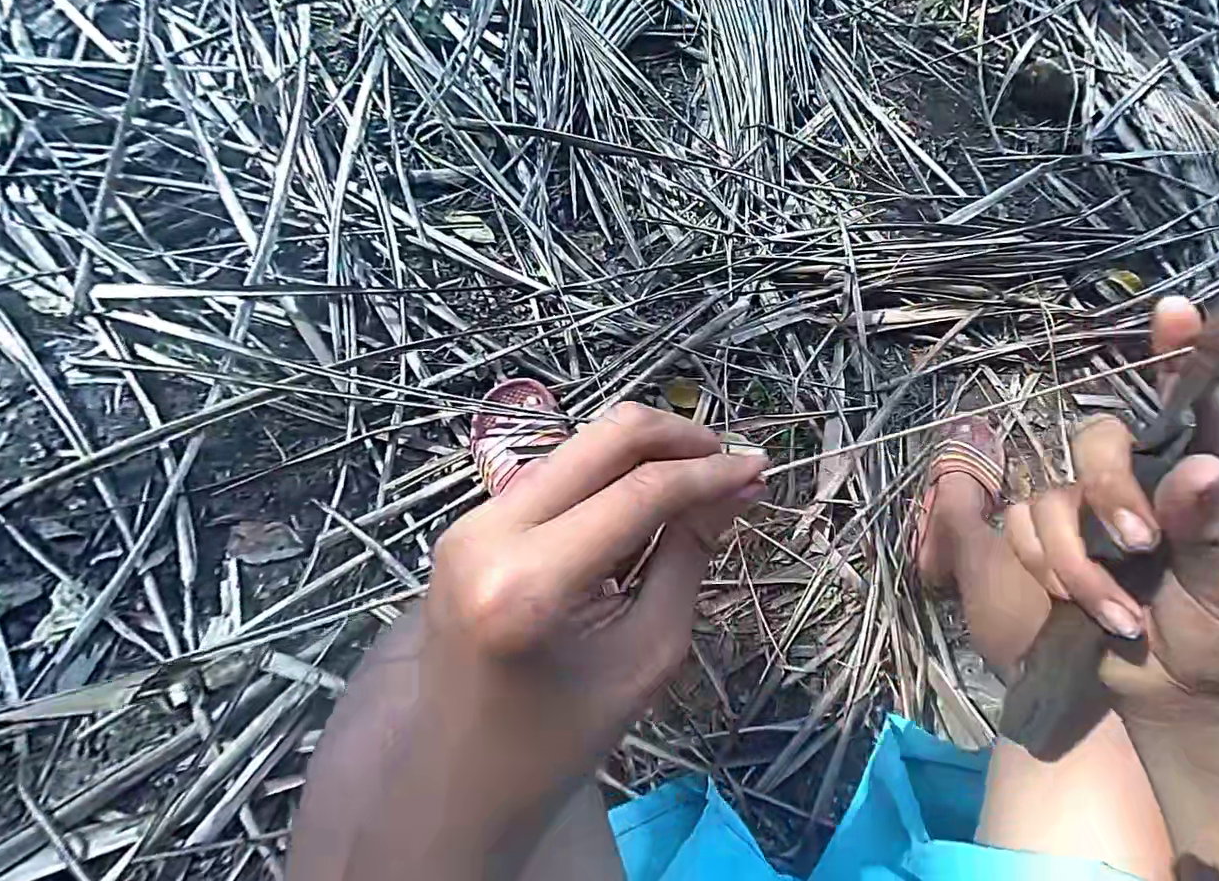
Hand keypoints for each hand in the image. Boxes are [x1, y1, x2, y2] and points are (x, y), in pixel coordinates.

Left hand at [423, 402, 765, 806]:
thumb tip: (738, 484)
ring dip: (646, 450)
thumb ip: (692, 552)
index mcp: (530, 585)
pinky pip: (559, 472)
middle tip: (726, 457)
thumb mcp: (650, 650)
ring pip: (581, 445)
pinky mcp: (471, 522)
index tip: (758, 466)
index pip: (640, 492)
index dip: (709, 472)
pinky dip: (611, 472)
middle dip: (677, 437)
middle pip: (603, 439)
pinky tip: (646, 495)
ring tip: (696, 476)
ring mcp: (470, 522)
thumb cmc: (565, 736)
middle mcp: (488, 534)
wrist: (461, 782)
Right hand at [1004, 297, 1218, 719]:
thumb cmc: (1216, 639)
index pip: (1185, 401)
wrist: (1163, 695)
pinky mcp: (1044, 536)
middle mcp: (1131, 478)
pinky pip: (1021, 528)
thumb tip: (1204, 469)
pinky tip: (1079, 605)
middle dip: (1107, 485)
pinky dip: (1048, 568)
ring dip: (1079, 557)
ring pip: (1051, 494)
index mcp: (1191, 476)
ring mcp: (1081, 507)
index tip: (1178, 311)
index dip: (1178, 353)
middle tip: (1136, 541)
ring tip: (1119, 613)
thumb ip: (1215, 534)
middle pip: (1098, 436)